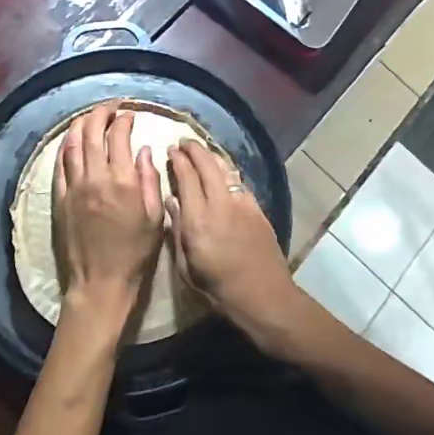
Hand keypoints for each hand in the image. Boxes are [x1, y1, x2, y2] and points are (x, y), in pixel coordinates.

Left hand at [54, 103, 163, 339]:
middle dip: (101, 114)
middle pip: (92, 133)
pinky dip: (66, 147)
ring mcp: (74, 188)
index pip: (119, 137)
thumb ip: (150, 180)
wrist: (101, 281)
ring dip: (81, 125)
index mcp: (123, 182)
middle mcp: (95, 178)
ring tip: (90, 116)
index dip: (124, 120)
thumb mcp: (155, 217)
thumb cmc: (136, 252)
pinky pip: (60, 165)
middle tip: (110, 107)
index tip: (130, 115)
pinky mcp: (60, 200)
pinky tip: (72, 141)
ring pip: (73, 145)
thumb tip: (143, 151)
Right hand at [166, 140, 301, 345]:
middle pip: (207, 165)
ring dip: (213, 157)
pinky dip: (228, 172)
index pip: (186, 177)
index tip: (172, 149)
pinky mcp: (257, 209)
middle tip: (185, 142)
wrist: (261, 292)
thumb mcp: (186, 264)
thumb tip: (172, 201)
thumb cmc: (217, 287)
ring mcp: (242, 204)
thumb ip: (178, 229)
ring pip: (226, 170)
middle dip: (195, 150)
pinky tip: (224, 172)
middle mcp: (220, 204)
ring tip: (202, 151)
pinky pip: (239, 182)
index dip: (178, 160)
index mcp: (198, 218)